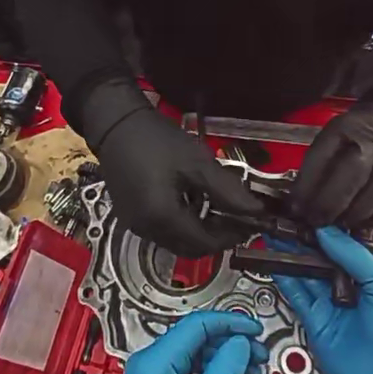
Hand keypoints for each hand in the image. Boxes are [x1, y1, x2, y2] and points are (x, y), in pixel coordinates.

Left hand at [73, 312, 265, 373]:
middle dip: (230, 342)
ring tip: (250, 370)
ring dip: (222, 358)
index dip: (230, 323)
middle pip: (194, 338)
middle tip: (259, 355)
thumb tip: (240, 346)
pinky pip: (186, 373)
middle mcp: (148, 366)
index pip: (196, 325)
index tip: (255, 330)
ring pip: (192, 355)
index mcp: (153, 365)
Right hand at [93, 104, 263, 257]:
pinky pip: (161, 231)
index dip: (231, 237)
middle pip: (190, 249)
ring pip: (175, 242)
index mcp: (163, 218)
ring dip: (198, 231)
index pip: (205, 244)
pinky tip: (190, 201)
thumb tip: (257, 212)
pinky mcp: (129, 217)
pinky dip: (181, 225)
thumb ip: (229, 192)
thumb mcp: (198, 163)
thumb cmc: (157, 141)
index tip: (249, 223)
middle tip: (235, 216)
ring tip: (214, 206)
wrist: (115, 124)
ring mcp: (134, 225)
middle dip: (215, 237)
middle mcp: (146, 230)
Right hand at [274, 227, 372, 373]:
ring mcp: (335, 311)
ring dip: (292, 256)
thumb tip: (330, 234)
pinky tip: (276, 261)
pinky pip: (297, 297)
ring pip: (308, 276)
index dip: (330, 232)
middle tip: (288, 221)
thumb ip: (356, 259)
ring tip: (277, 235)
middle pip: (324, 260)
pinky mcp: (317, 327)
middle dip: (307, 242)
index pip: (349, 249)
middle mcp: (356, 294)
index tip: (313, 214)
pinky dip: (285, 279)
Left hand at [290, 101, 372, 228]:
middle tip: (315, 221)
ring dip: (353, 214)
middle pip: (354, 173)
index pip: (324, 157)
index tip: (296, 207)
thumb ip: (312, 171)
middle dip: (330, 202)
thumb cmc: (352, 139)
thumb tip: (298, 207)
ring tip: (337, 225)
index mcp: (345, 130)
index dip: (308, 186)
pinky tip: (362, 226)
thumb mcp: (326, 142)